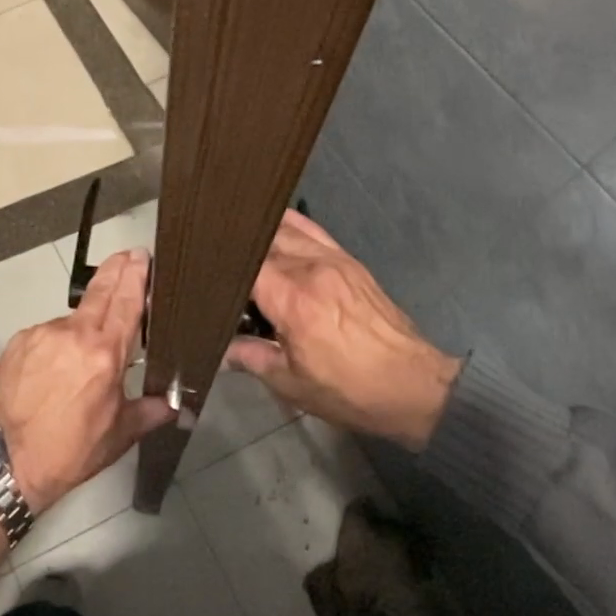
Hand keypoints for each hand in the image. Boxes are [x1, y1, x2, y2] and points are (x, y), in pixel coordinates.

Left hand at [0, 250, 175, 512]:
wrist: (6, 460)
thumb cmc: (69, 451)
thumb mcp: (118, 436)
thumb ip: (148, 411)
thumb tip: (175, 405)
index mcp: (104, 354)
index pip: (126, 302)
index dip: (136, 276)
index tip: (142, 256)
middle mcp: (73, 334)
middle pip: (100, 292)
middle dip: (116, 271)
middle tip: (129, 256)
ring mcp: (42, 334)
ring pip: (72, 319)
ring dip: (84, 325)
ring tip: (86, 356)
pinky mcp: (19, 341)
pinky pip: (47, 335)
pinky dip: (58, 344)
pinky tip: (56, 370)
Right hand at [226, 210, 461, 450]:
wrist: (415, 387)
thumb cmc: (349, 390)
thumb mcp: (292, 384)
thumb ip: (250, 357)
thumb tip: (219, 349)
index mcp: (291, 299)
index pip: (242, 264)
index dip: (218, 266)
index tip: (199, 274)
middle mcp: (310, 268)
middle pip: (260, 241)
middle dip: (235, 251)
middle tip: (212, 262)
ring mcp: (332, 259)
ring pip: (284, 228)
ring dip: (258, 234)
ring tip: (235, 242)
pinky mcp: (349, 260)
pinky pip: (312, 229)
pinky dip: (287, 225)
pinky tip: (270, 228)